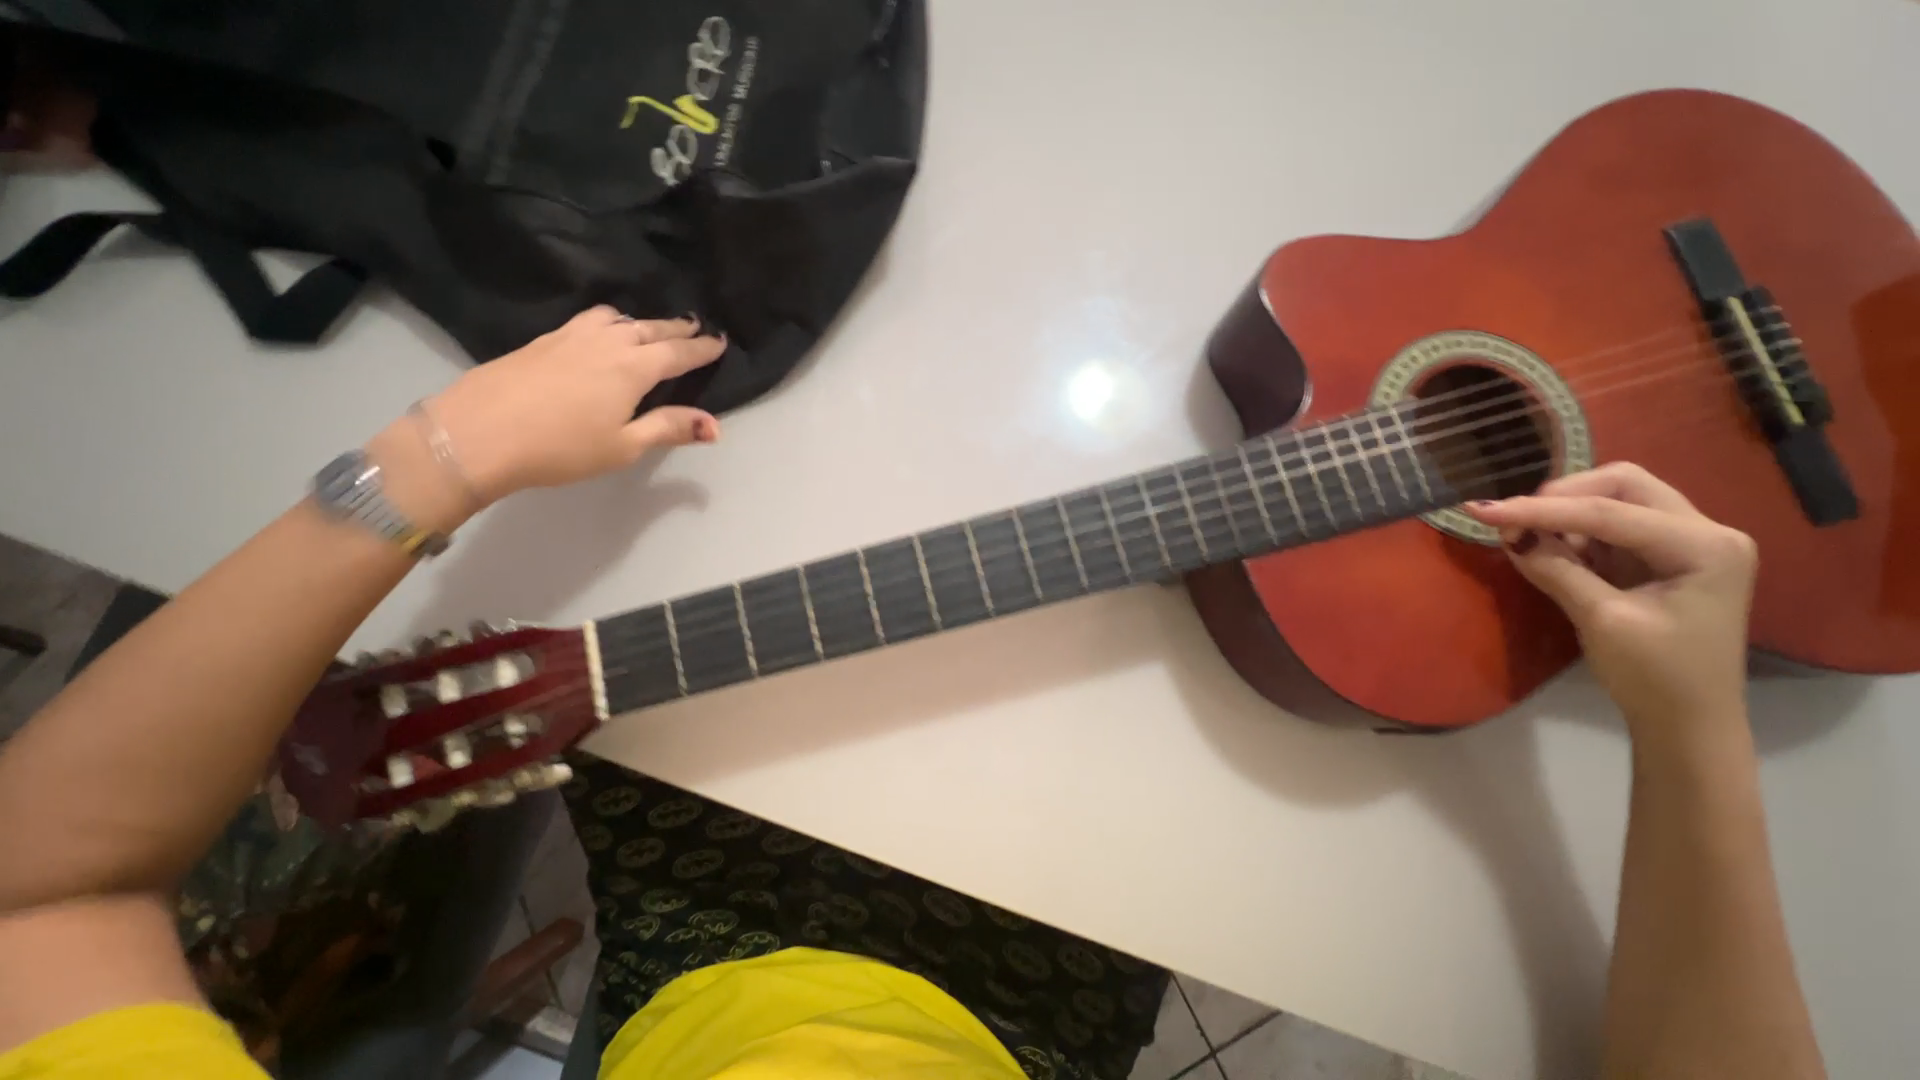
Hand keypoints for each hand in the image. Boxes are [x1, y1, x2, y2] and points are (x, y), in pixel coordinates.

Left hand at [428, 307, 726, 502]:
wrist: (478, 433)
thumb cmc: (561, 447)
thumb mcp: (623, 446)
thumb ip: (668, 428)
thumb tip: (714, 425)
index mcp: (633, 367)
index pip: (678, 353)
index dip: (702, 349)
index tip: (720, 342)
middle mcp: (607, 342)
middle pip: (651, 329)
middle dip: (677, 329)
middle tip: (697, 327)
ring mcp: (571, 336)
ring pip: (618, 318)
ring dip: (642, 321)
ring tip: (650, 329)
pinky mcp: (543, 340)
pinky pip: (590, 319)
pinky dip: (610, 321)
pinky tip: (602, 332)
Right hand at [1468, 464, 1757, 734]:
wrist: (1689, 723)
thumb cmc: (1656, 676)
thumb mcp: (1601, 621)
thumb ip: (1556, 569)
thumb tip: (1508, 534)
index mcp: (1705, 546)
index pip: (1609, 511)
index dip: (1541, 509)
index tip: (1482, 511)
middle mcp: (1706, 531)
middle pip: (1623, 484)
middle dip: (1562, 497)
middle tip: (1514, 519)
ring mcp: (1688, 543)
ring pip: (1618, 499)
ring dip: (1567, 513)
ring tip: (1525, 537)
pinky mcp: (1664, 558)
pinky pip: (1614, 526)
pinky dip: (1576, 532)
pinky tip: (1549, 548)